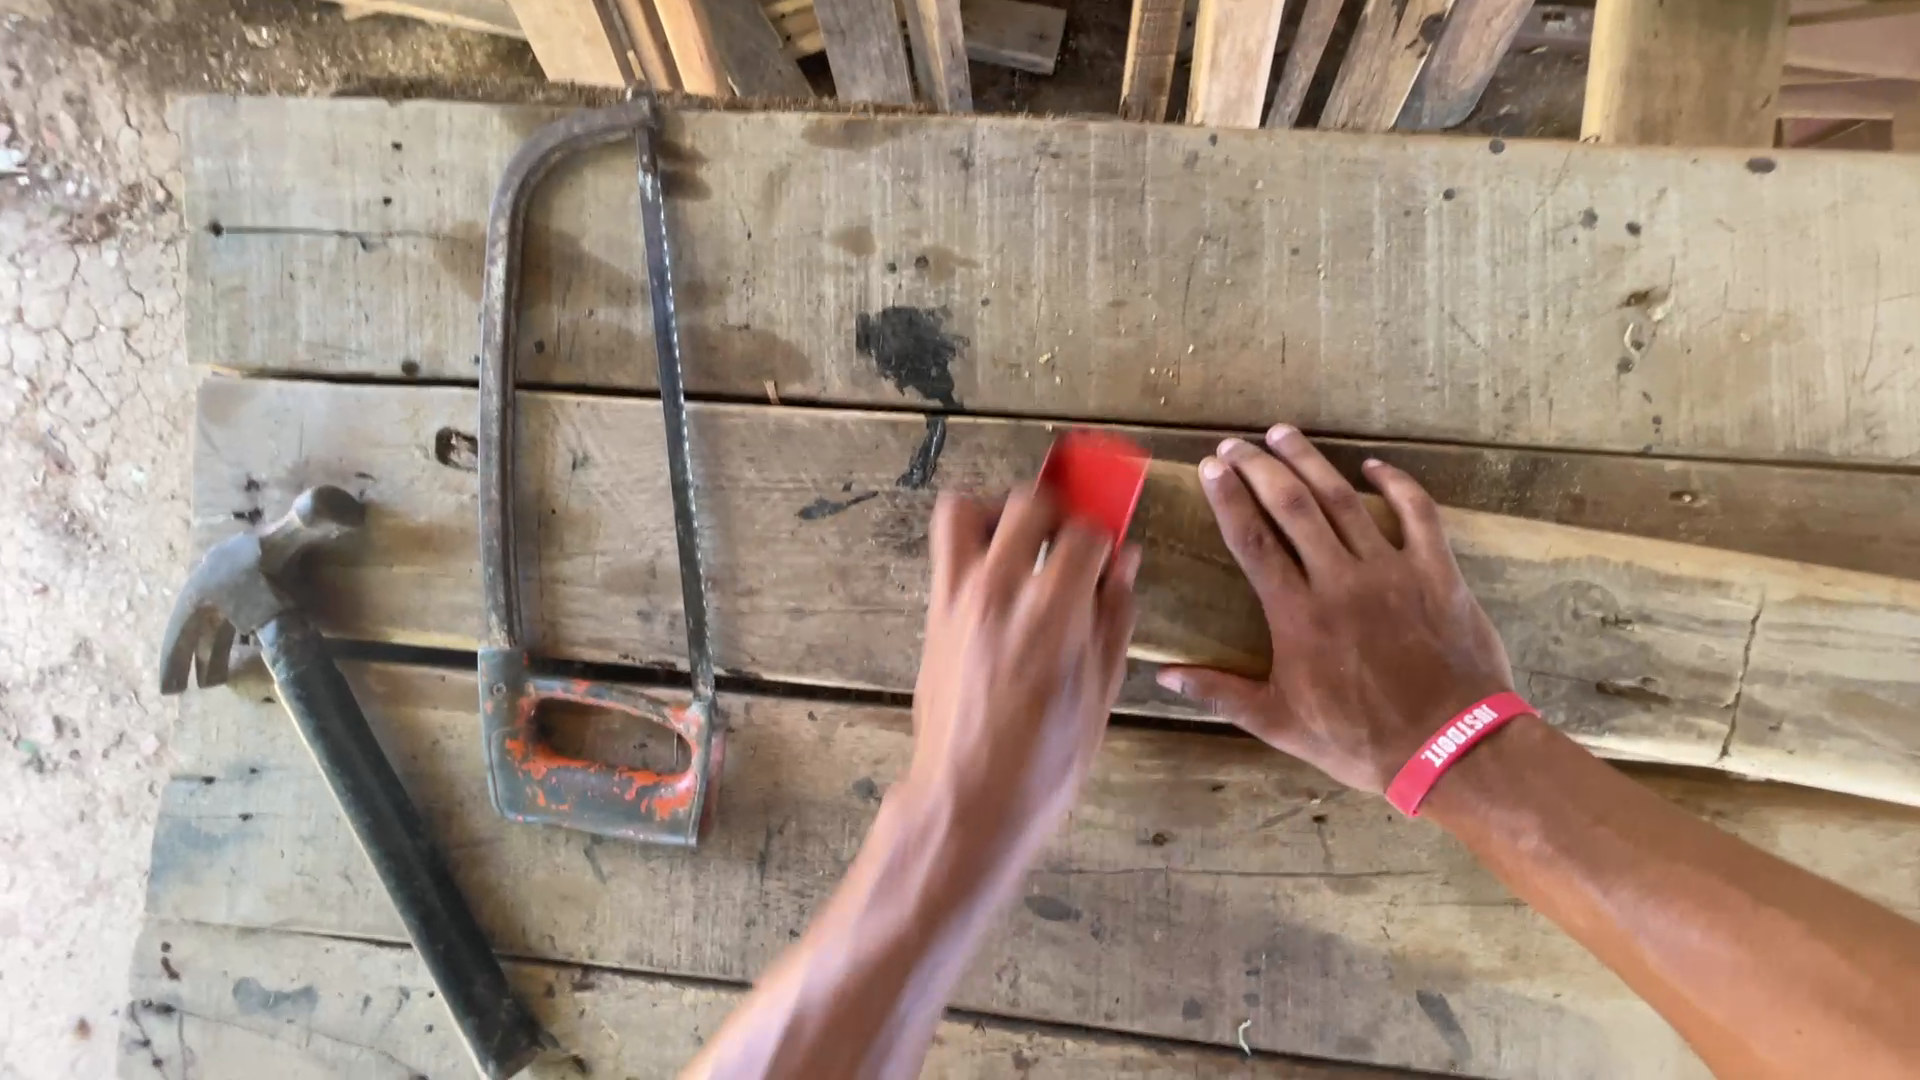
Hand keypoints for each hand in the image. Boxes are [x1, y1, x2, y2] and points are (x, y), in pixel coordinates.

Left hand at [908, 489, 1139, 845]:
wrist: (969, 796)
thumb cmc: (1044, 760)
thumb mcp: (1101, 691)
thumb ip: (1115, 615)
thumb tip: (1127, 562)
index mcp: (1054, 610)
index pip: (1085, 532)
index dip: (1104, 538)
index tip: (1108, 552)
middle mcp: (1001, 589)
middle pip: (1030, 503)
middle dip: (1060, 512)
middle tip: (1071, 540)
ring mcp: (958, 595)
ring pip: (969, 508)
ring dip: (1002, 511)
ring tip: (1023, 544)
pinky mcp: (934, 610)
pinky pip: (945, 545)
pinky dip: (970, 538)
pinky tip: (996, 575)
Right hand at [1155, 426, 1513, 792]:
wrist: (1454, 750)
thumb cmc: (1359, 739)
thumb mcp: (1278, 722)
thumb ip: (1220, 692)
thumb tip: (1164, 675)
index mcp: (1296, 613)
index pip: (1252, 541)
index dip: (1228, 499)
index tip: (1210, 467)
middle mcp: (1339, 580)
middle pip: (1291, 508)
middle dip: (1258, 469)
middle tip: (1235, 444)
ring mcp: (1391, 571)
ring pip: (1343, 500)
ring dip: (1310, 462)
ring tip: (1283, 434)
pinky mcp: (1437, 572)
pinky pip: (1418, 514)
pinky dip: (1397, 484)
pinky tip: (1374, 464)